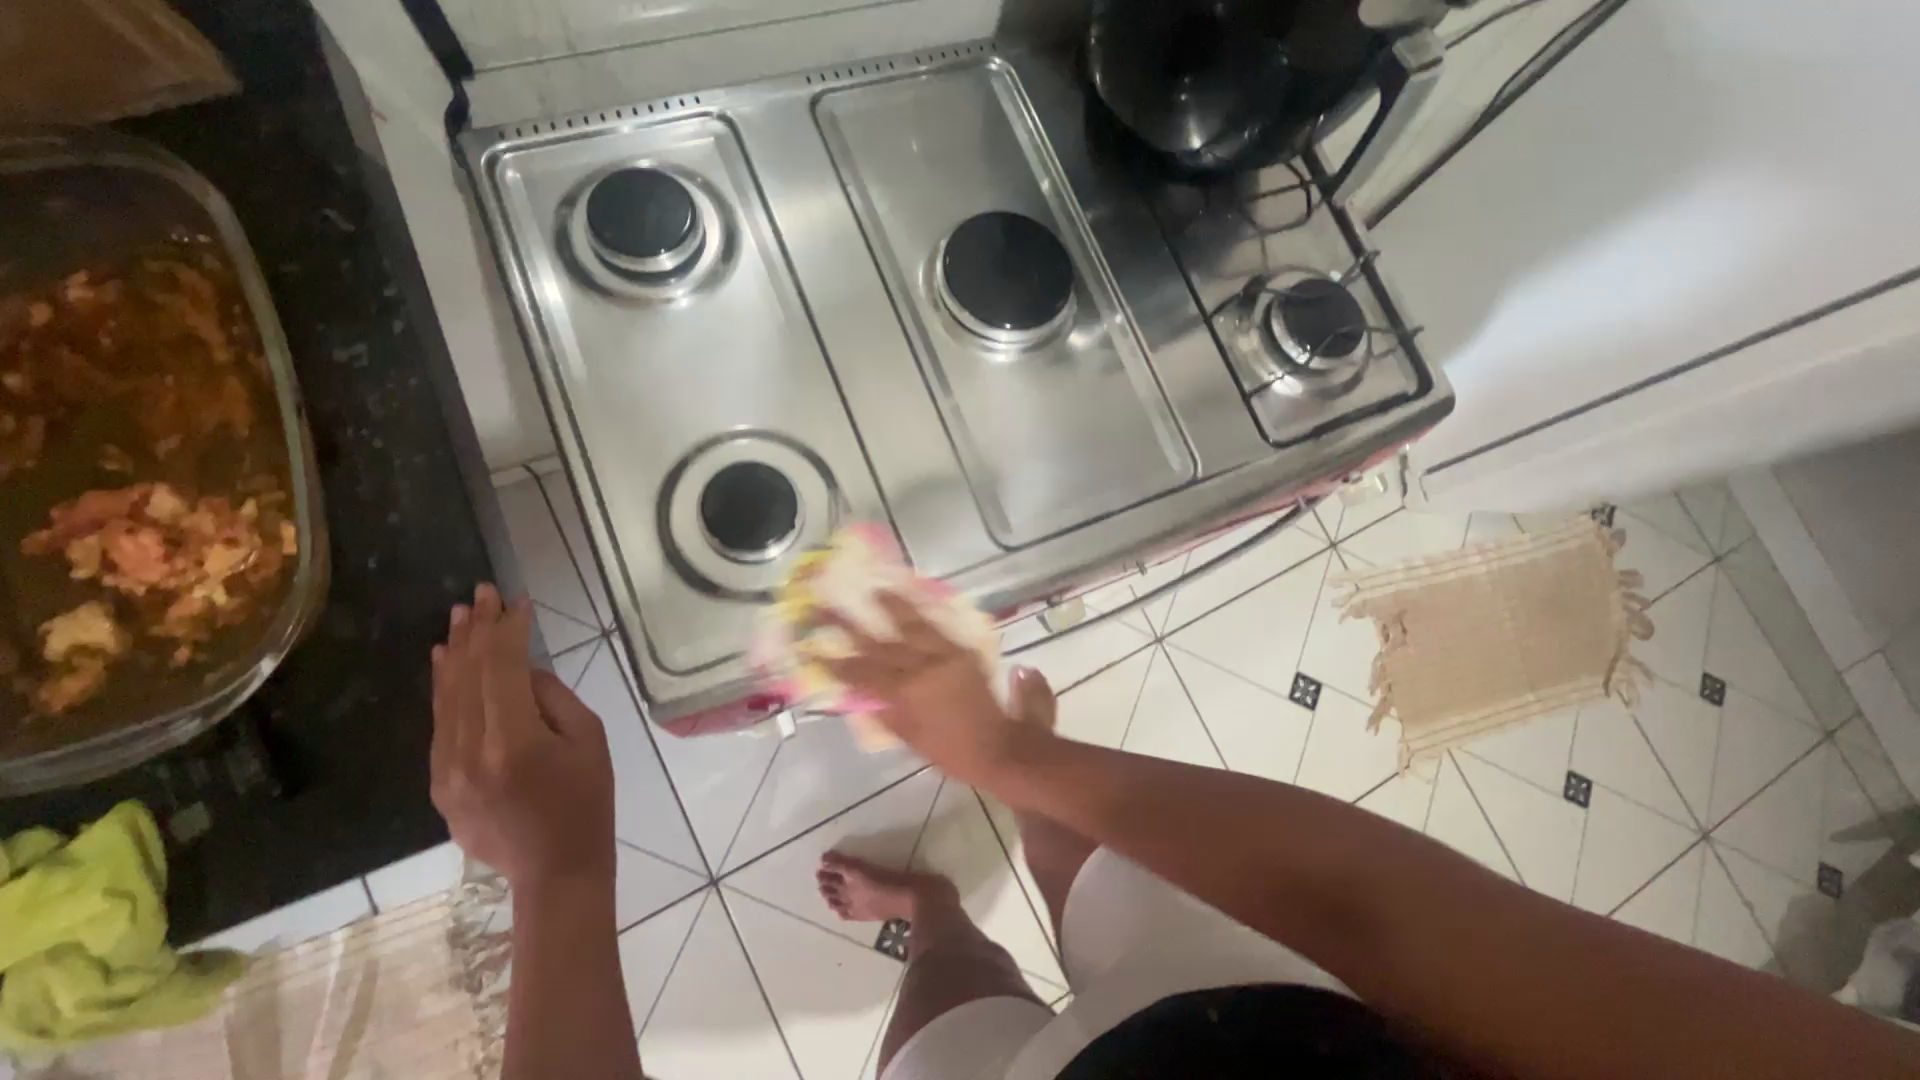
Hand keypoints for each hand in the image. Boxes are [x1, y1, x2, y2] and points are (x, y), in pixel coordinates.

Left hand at [430, 583, 616, 891]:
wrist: (556, 870)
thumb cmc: (587, 802)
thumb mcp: (590, 740)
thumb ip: (551, 698)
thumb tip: (521, 672)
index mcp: (513, 742)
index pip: (502, 668)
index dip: (508, 629)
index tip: (517, 601)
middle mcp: (469, 753)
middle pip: (467, 677)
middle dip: (477, 630)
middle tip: (481, 592)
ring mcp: (447, 771)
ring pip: (445, 698)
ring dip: (455, 653)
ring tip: (460, 616)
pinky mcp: (439, 784)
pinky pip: (440, 725)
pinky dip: (443, 689)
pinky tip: (445, 662)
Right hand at [821, 592, 1055, 786]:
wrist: (1002, 748)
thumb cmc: (955, 754)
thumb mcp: (913, 742)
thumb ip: (889, 717)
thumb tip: (864, 697)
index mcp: (907, 693)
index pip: (863, 673)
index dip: (837, 662)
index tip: (814, 648)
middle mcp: (923, 668)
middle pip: (880, 643)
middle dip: (851, 624)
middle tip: (829, 605)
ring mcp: (946, 656)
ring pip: (912, 626)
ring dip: (891, 606)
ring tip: (875, 588)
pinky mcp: (964, 652)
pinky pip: (939, 626)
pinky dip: (924, 611)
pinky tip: (915, 599)